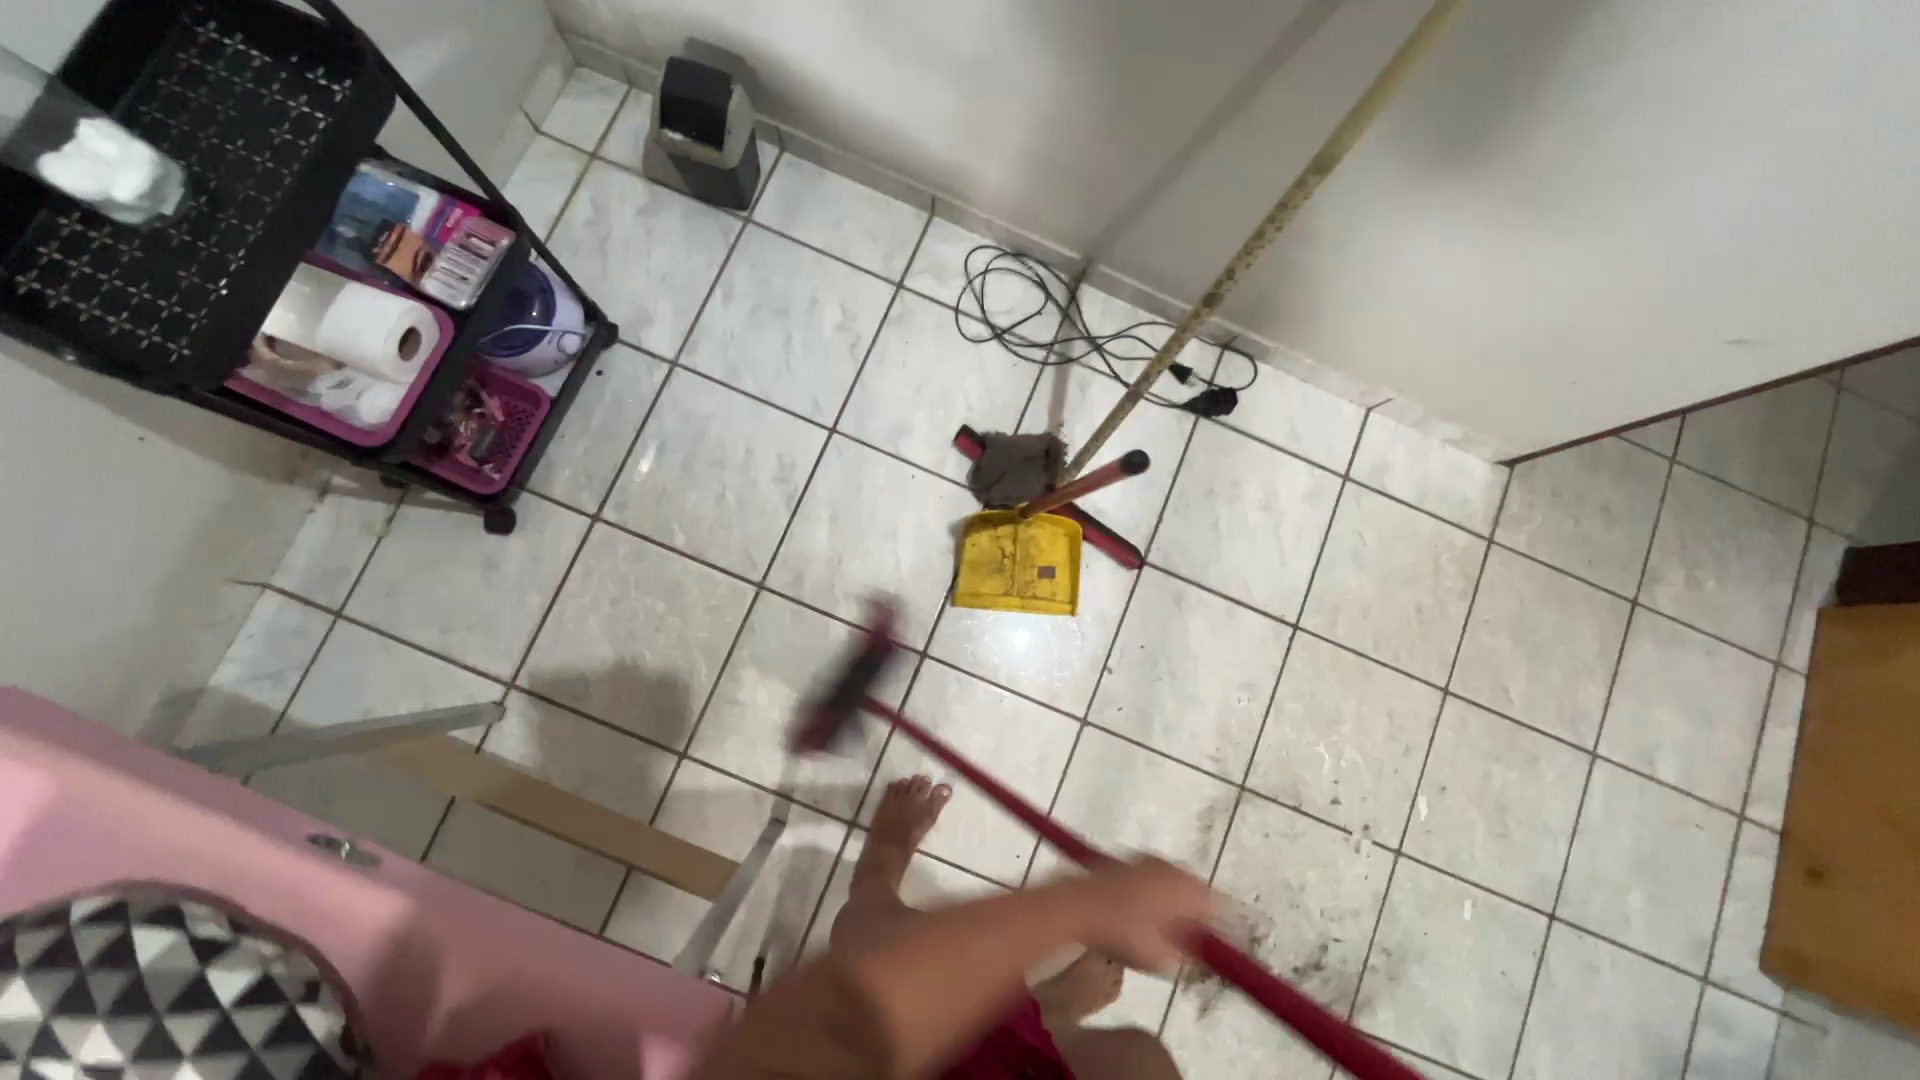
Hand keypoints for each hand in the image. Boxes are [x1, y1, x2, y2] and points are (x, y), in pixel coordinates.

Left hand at [1075, 856, 1216, 973]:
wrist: (1077, 904)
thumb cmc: (1126, 933)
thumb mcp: (1164, 959)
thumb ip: (1191, 959)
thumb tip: (1203, 961)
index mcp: (1188, 886)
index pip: (1220, 906)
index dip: (1225, 929)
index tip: (1224, 950)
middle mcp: (1170, 867)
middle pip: (1196, 891)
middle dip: (1198, 915)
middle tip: (1195, 943)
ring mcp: (1145, 860)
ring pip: (1171, 884)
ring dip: (1174, 905)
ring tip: (1166, 933)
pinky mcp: (1123, 862)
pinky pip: (1150, 880)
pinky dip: (1153, 897)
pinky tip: (1141, 918)